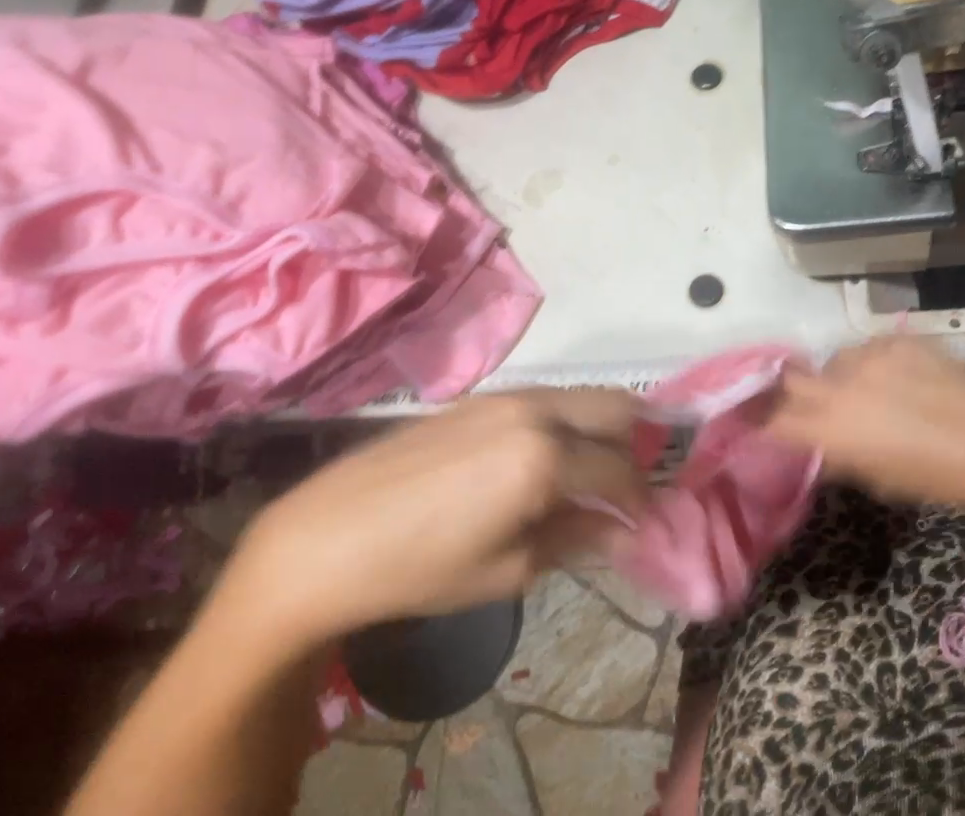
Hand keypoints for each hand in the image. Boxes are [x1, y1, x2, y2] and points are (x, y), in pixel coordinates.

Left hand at [229, 390, 647, 647]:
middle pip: (616, 407)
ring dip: (598, 429)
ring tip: (586, 476)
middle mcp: (532, 411)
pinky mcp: (473, 399)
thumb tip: (624, 532)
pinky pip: (543, 399)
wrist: (322, 541)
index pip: (620, 470)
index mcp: (544, 457)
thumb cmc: (419, 569)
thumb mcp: (508, 569)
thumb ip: (576, 538)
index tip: (642, 526)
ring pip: (579, 396)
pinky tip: (541, 462)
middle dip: (633, 445)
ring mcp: (501, 398)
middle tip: (623, 489)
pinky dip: (563, 422)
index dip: (640, 501)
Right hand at [767, 338, 964, 510]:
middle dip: (783, 393)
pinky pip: (867, 349)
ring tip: (859, 396)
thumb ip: (840, 455)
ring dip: (834, 379)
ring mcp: (869, 355)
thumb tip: (821, 445)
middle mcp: (840, 385)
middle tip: (792, 407)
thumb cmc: (942, 477)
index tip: (747, 425)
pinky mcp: (898, 339)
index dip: (754, 422)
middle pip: (787, 380)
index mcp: (830, 429)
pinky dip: (869, 365)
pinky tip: (894, 381)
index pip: (770, 420)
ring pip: (832, 361)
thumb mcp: (881, 480)